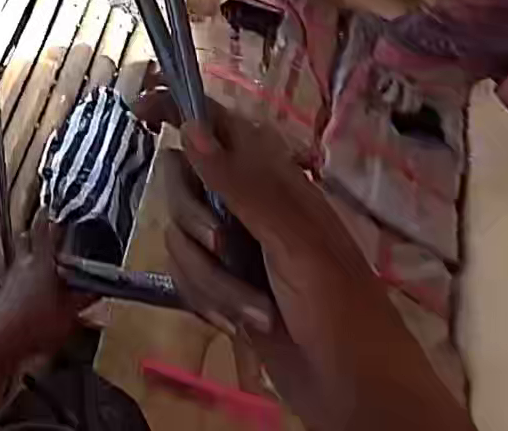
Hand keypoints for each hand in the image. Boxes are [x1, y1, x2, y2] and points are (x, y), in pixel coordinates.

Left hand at [0, 214, 97, 360]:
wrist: (2, 337)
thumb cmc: (37, 322)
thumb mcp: (70, 314)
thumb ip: (84, 298)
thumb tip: (99, 288)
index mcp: (41, 260)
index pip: (42, 229)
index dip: (45, 216)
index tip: (48, 205)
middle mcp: (23, 262)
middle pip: (26, 238)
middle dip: (35, 234)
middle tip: (48, 237)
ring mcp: (11, 275)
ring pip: (20, 255)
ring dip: (30, 255)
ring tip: (45, 266)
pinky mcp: (4, 289)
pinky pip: (16, 274)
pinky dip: (25, 276)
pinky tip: (34, 291)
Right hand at [161, 107, 473, 430]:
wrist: (365, 409)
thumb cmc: (346, 318)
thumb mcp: (295, 246)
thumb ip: (239, 183)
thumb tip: (189, 126)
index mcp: (270, 179)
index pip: (215, 122)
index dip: (176, 107)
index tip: (141, 115)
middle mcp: (242, 201)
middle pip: (178, 174)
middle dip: (191, 216)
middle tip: (220, 244)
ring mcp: (229, 242)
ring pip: (176, 228)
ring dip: (209, 275)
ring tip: (253, 309)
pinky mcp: (217, 280)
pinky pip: (180, 268)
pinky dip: (205, 298)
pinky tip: (238, 323)